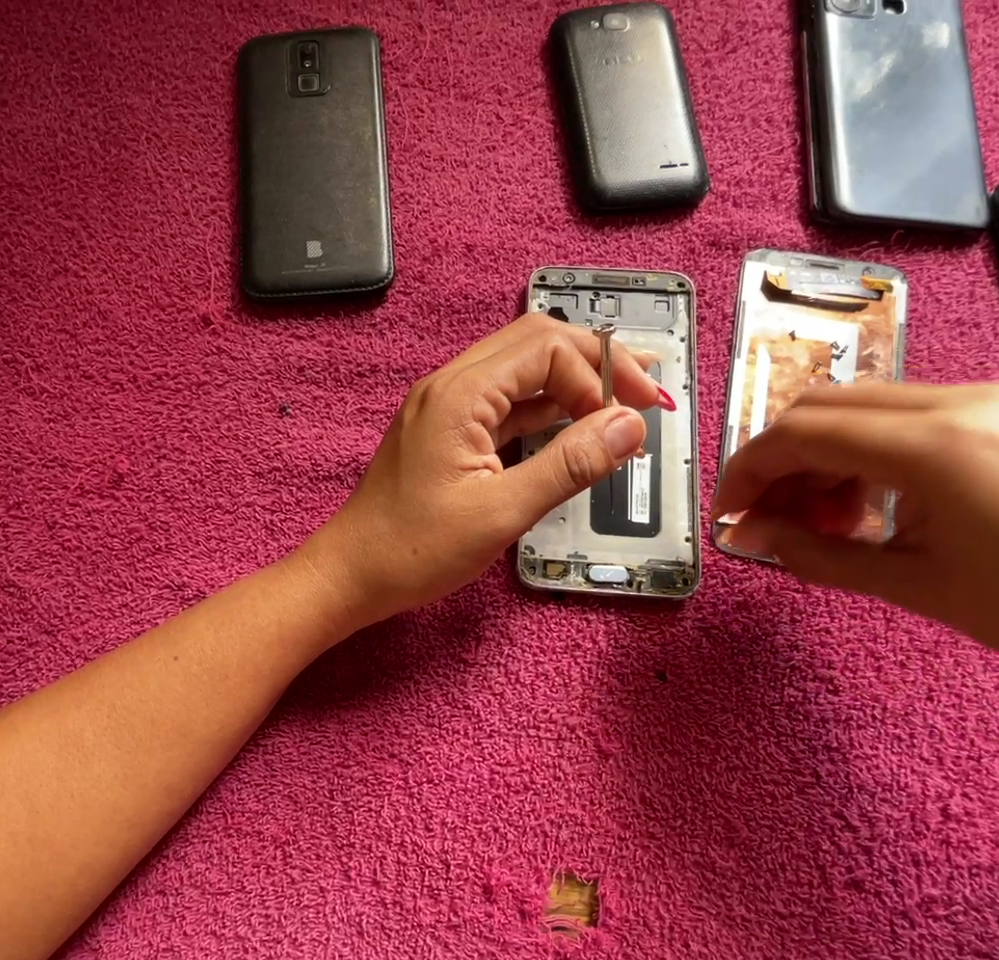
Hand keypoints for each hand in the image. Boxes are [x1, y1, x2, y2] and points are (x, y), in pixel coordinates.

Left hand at [303, 313, 666, 626]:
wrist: (351, 575)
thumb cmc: (413, 551)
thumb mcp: (501, 512)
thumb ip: (569, 465)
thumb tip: (630, 425)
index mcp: (459, 394)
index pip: (546, 347)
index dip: (601, 372)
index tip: (638, 414)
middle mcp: (450, 387)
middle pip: (535, 345)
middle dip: (595, 363)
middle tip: (648, 393)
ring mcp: (445, 408)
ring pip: (521, 373)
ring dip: (573, 385)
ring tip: (625, 406)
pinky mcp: (446, 433)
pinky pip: (504, 406)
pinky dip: (544, 412)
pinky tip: (577, 429)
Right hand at [712, 381, 998, 709]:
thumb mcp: (918, 586)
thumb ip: (821, 554)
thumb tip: (754, 536)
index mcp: (934, 444)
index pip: (800, 432)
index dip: (748, 470)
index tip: (728, 513)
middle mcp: (959, 402)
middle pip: (824, 407)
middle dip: (779, 461)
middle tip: (767, 521)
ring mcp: (990, 402)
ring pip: (863, 408)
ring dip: (822, 458)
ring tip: (823, 524)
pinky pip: (907, 418)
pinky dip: (866, 454)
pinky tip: (871, 507)